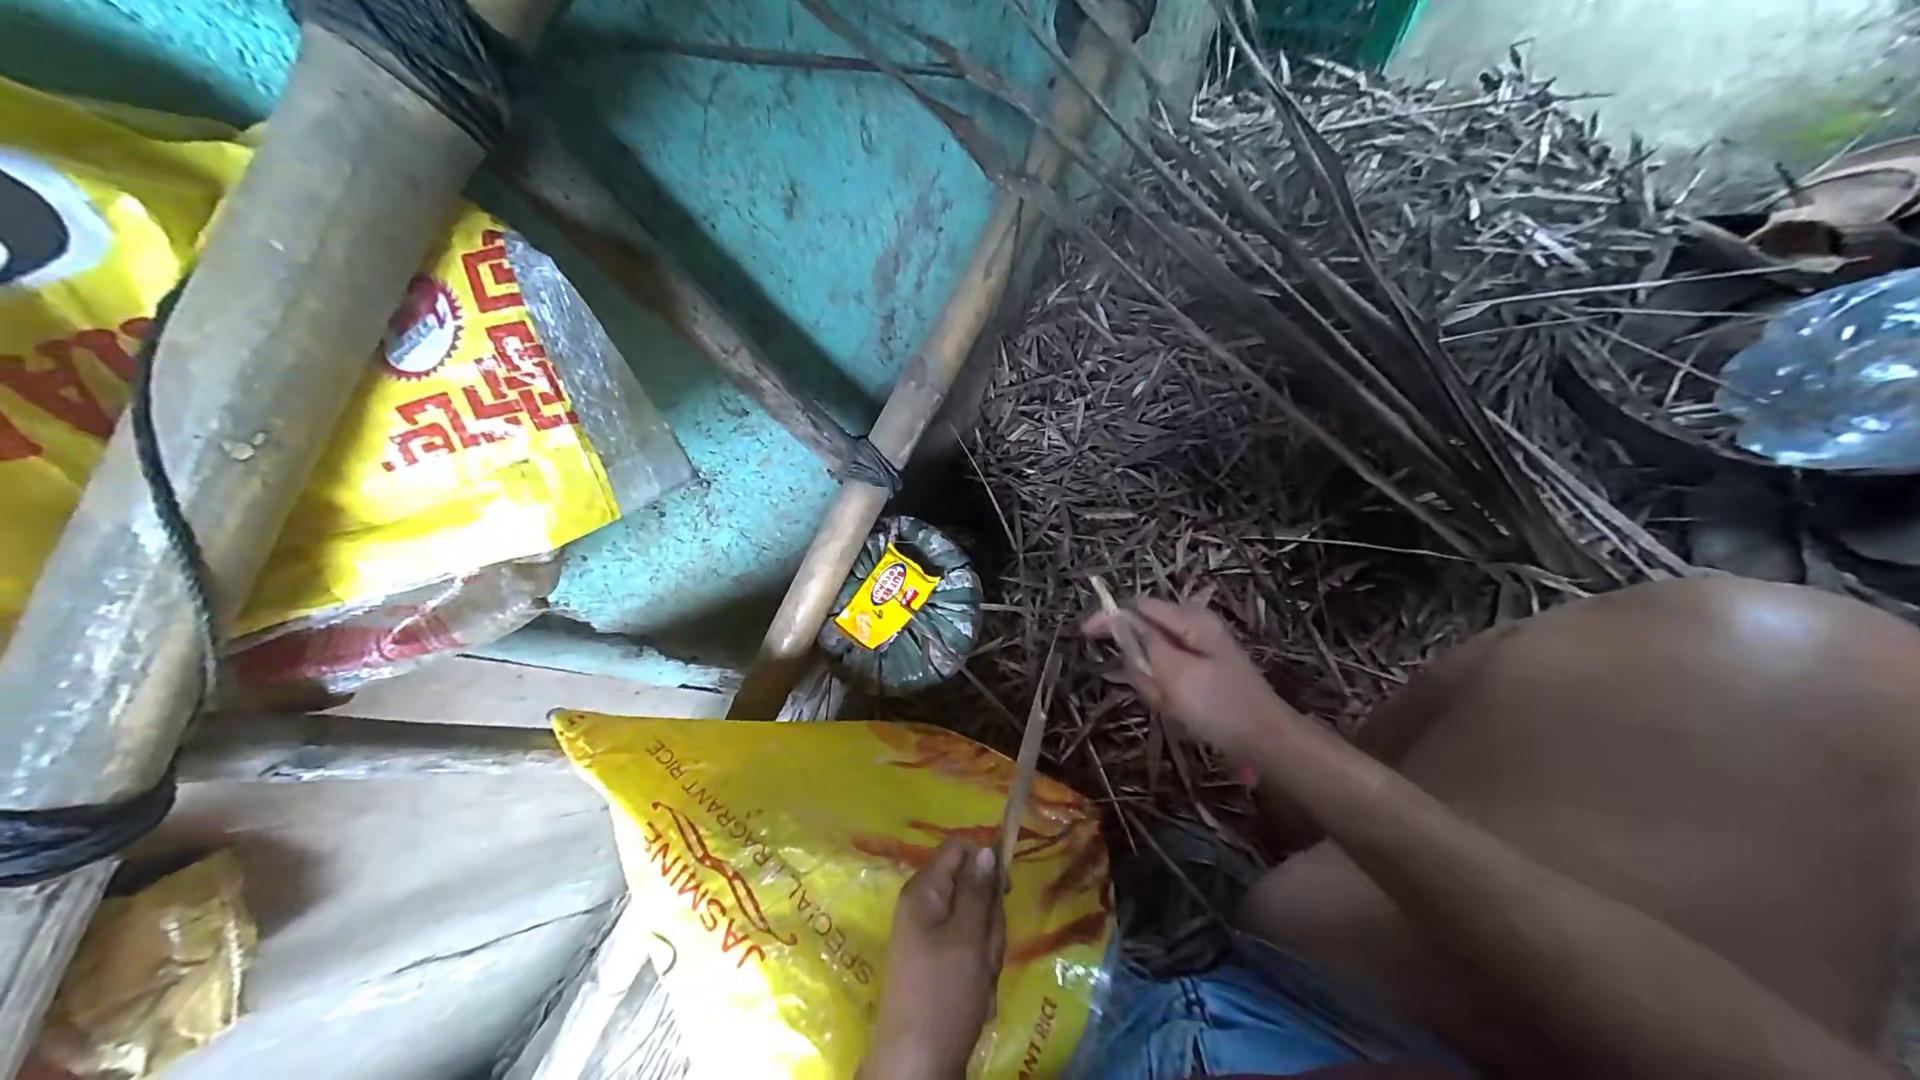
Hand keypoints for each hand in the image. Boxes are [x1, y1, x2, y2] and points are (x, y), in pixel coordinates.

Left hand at [862, 842, 1005, 1079]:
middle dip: (988, 917)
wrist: (917, 1066)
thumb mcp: (967, 938)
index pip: (958, 850)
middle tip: (986, 950)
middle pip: (971, 887)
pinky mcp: (938, 961)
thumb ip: (977, 890)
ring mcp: (929, 935)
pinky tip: (977, 992)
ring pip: (975, 921)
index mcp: (923, 890)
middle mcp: (923, 906)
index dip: (985, 862)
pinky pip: (969, 948)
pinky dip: (980, 966)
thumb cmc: (942, 995)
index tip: (1005, 890)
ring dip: (987, 946)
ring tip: (981, 977)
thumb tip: (984, 849)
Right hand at [1084, 597, 1307, 755]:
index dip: (1110, 618)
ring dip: (1155, 687)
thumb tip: (1120, 618)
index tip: (1084, 634)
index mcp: (1191, 621)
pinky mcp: (1199, 677)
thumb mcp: (1177, 673)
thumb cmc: (1221, 707)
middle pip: (1144, 638)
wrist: (1266, 743)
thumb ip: (1146, 643)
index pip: (1139, 607)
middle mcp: (1193, 631)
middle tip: (1158, 692)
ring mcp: (1197, 655)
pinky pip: (1167, 682)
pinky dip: (1167, 697)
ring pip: (1152, 664)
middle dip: (1141, 667)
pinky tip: (1182, 714)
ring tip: (1175, 707)